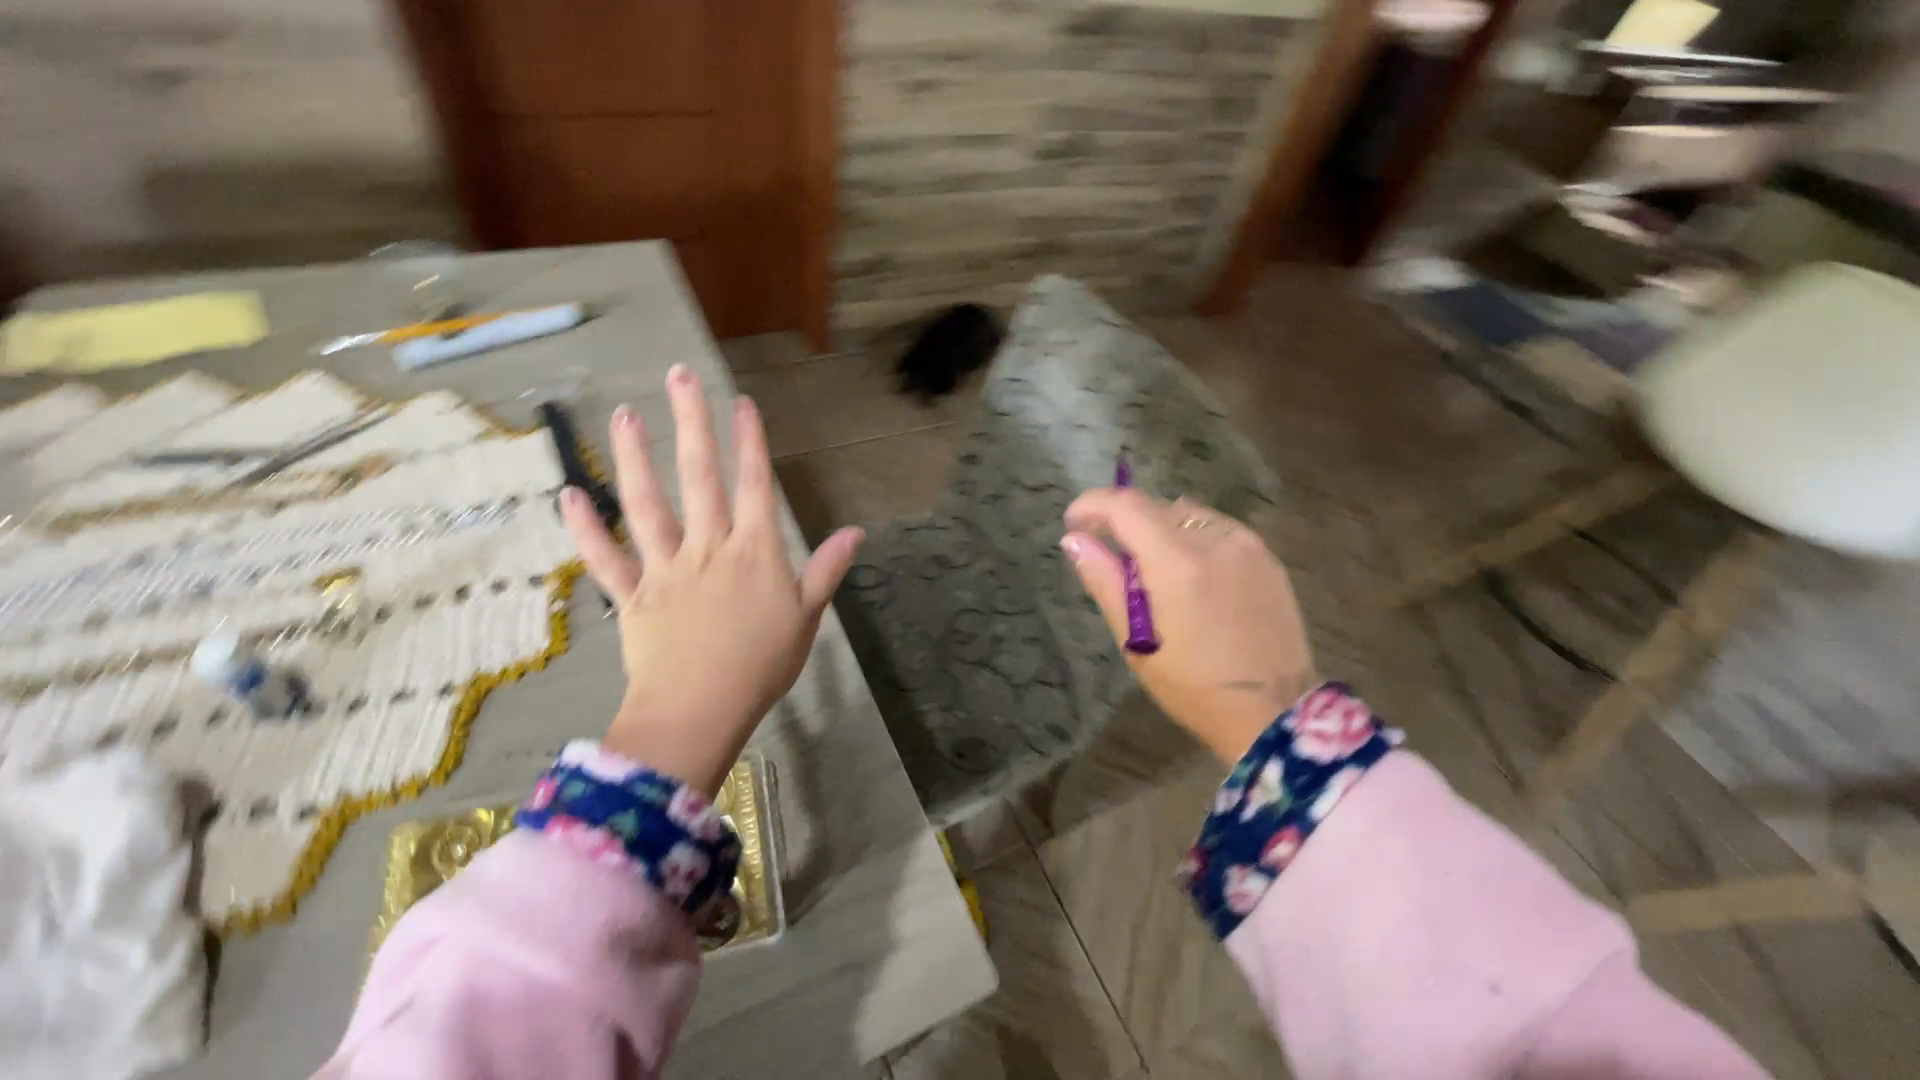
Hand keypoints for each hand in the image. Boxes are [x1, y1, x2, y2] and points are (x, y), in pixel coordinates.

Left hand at [560, 364, 862, 795]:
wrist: (700, 711)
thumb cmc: (762, 666)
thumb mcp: (807, 617)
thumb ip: (826, 570)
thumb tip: (856, 531)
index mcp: (754, 551)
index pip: (753, 484)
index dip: (749, 441)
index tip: (740, 402)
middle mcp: (708, 547)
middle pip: (699, 476)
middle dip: (692, 423)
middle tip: (679, 377)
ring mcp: (665, 567)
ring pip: (647, 505)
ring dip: (634, 458)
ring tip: (625, 416)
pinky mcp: (632, 594)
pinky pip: (606, 557)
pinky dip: (586, 528)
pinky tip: (569, 494)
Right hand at [1061, 490, 1315, 764]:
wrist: (1275, 712)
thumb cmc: (1193, 687)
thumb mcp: (1135, 640)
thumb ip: (1104, 581)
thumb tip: (1074, 540)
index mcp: (1177, 561)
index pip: (1126, 505)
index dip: (1093, 505)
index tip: (1074, 524)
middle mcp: (1214, 540)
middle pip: (1156, 506)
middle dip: (1124, 521)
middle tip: (1111, 558)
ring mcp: (1247, 545)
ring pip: (1188, 514)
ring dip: (1161, 529)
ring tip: (1154, 571)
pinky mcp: (1268, 558)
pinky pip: (1218, 530)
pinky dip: (1194, 540)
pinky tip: (1192, 577)